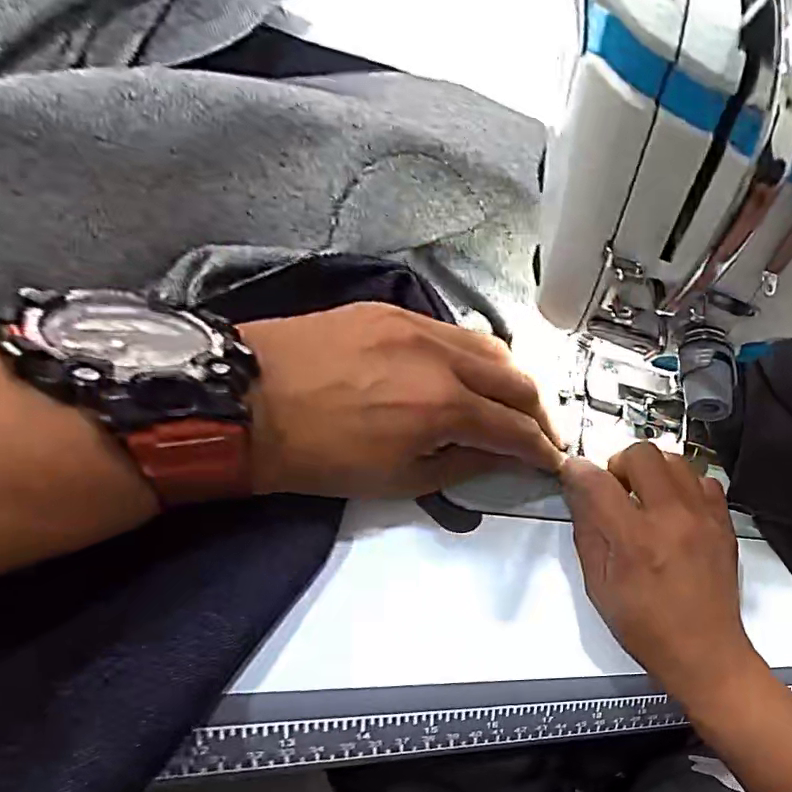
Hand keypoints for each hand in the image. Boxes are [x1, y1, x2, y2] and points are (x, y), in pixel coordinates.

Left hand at [241, 303, 563, 498]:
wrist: (239, 404)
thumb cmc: (315, 455)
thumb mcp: (400, 480)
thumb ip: (464, 464)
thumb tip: (500, 457)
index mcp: (443, 407)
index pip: (516, 428)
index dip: (542, 449)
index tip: (552, 460)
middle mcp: (440, 358)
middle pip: (519, 381)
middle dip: (540, 412)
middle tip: (543, 434)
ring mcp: (416, 327)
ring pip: (493, 348)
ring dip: (514, 379)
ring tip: (513, 402)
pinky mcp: (390, 311)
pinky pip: (454, 331)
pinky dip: (476, 356)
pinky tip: (469, 373)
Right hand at [560, 443, 757, 690]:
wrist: (705, 651)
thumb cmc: (649, 629)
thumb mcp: (600, 587)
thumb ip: (588, 534)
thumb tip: (579, 495)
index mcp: (636, 540)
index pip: (598, 482)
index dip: (579, 471)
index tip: (575, 472)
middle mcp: (673, 519)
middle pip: (642, 454)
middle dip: (620, 464)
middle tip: (616, 487)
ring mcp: (704, 518)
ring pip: (675, 460)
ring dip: (653, 470)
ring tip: (646, 497)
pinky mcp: (723, 523)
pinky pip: (704, 480)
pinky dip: (686, 485)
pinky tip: (677, 507)